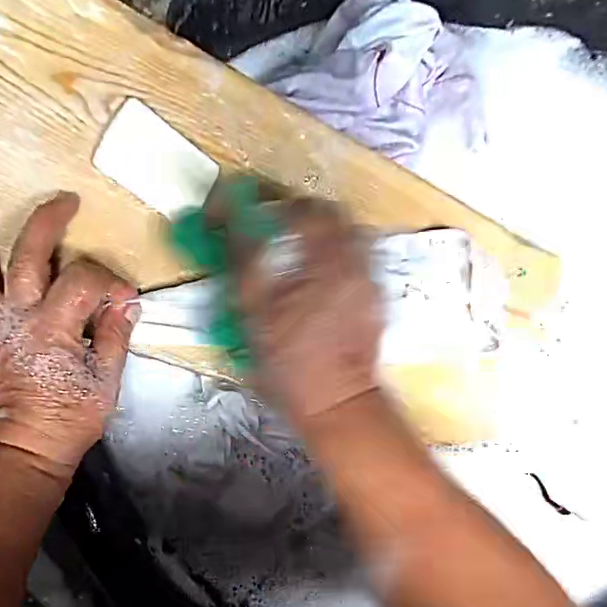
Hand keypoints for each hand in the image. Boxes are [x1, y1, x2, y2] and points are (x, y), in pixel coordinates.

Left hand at [0, 193, 138, 476]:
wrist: (25, 448)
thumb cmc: (69, 420)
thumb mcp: (105, 382)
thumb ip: (113, 336)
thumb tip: (125, 305)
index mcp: (53, 329)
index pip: (85, 282)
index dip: (110, 282)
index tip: (125, 298)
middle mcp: (18, 318)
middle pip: (30, 256)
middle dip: (49, 223)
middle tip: (65, 201)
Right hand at [233, 199, 383, 427]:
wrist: (338, 403)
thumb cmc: (291, 365)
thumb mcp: (254, 315)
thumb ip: (244, 262)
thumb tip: (231, 225)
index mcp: (323, 260)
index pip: (299, 208)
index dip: (269, 203)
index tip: (252, 212)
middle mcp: (354, 261)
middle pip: (332, 213)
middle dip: (300, 212)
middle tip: (275, 226)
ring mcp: (369, 279)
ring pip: (349, 233)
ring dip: (322, 231)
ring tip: (297, 250)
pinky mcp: (375, 298)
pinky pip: (358, 259)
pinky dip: (336, 255)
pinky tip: (319, 279)